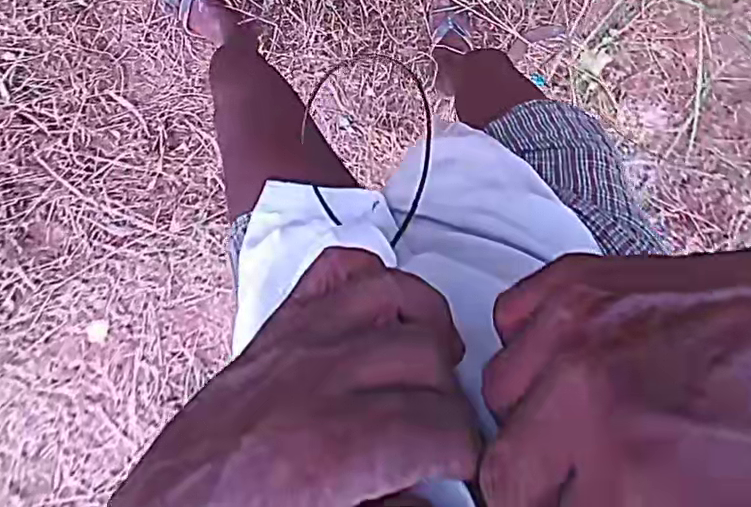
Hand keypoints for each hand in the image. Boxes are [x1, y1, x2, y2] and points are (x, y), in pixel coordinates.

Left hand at [110, 247, 480, 506]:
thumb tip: (439, 494)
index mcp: (331, 449)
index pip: (440, 426)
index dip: (469, 451)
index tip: (466, 468)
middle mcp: (318, 376)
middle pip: (426, 355)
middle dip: (452, 396)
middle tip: (448, 428)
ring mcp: (298, 335)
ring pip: (393, 293)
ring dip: (426, 322)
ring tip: (434, 359)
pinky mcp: (281, 319)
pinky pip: (335, 267)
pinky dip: (368, 273)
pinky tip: (383, 308)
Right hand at [479, 250, 750, 506]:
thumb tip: (579, 503)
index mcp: (634, 478)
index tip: (584, 503)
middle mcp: (586, 395)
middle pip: (503, 473)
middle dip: (535, 490)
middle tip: (575, 486)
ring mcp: (572, 325)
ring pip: (497, 395)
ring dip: (528, 416)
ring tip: (574, 422)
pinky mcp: (570, 278)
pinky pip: (506, 323)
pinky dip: (528, 348)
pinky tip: (565, 363)